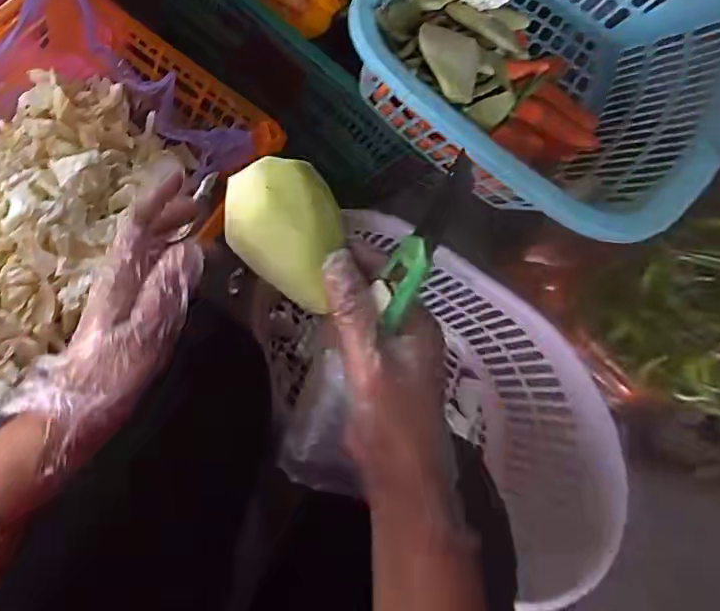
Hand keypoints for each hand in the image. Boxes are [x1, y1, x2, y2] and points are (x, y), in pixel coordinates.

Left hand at [0, 171, 202, 478]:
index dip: (157, 198)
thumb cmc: (106, 376)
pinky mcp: (122, 311)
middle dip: (167, 211)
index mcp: (118, 276)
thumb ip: (165, 291)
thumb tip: (192, 248)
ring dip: (168, 231)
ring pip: (145, 249)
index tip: (179, 175)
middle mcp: (117, 277)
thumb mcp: (142, 335)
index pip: (136, 224)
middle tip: (198, 202)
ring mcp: (118, 293)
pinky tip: (181, 265)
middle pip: (141, 232)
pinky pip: (148, 270)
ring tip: (195, 224)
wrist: (73, 412)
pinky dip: (167, 257)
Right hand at [322, 247, 460, 523]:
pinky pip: (358, 328)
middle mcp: (409, 328)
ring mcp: (395, 347)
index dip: (357, 253)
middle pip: (375, 286)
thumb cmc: (391, 419)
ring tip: (303, 278)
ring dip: (339, 294)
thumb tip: (334, 255)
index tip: (321, 240)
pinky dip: (338, 318)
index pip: (388, 271)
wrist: (400, 480)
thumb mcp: (368, 359)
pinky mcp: (379, 365)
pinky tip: (314, 314)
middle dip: (344, 272)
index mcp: (417, 321)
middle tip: (304, 258)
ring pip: (365, 307)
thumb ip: (352, 309)